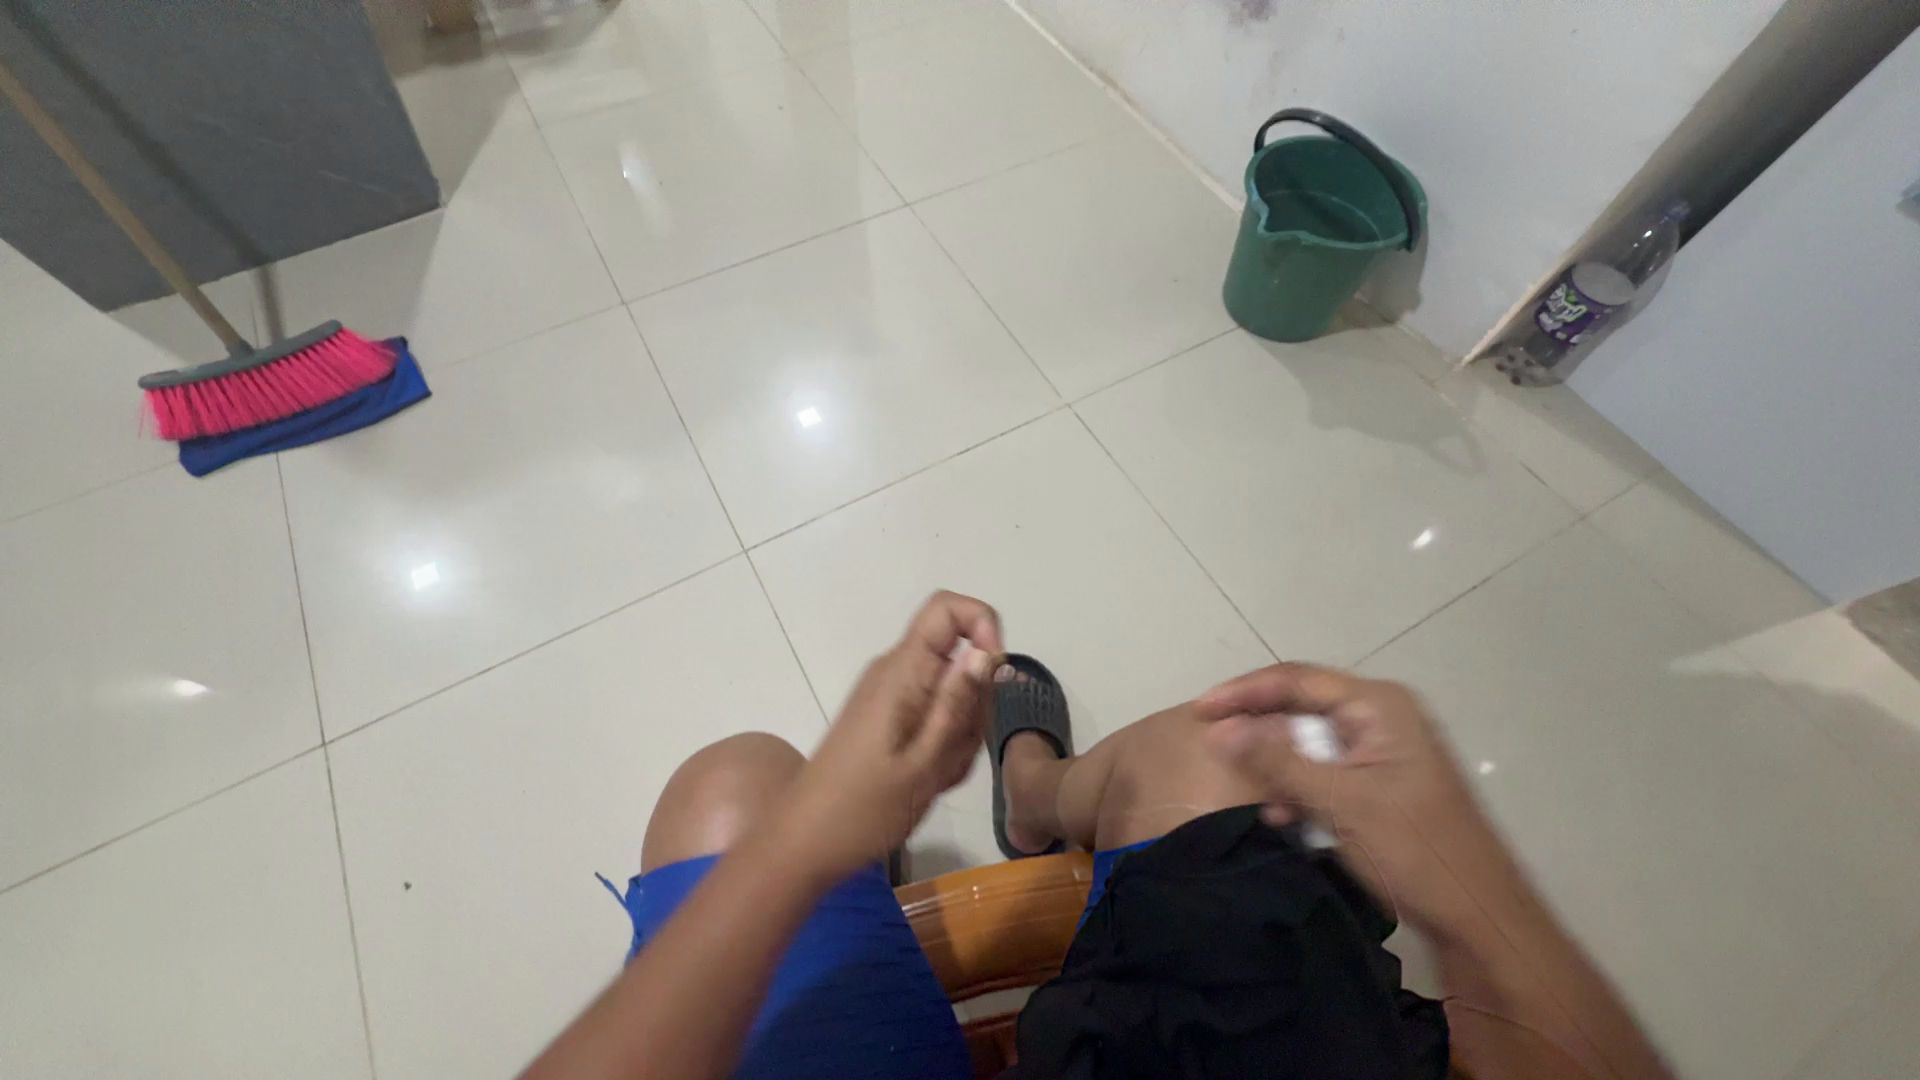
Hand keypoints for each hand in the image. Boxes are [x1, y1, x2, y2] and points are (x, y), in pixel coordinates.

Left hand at [779, 591, 1003, 881]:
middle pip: (960, 657)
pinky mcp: (891, 716)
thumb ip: (958, 703)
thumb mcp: (925, 763)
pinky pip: (935, 714)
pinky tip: (929, 778)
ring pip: (954, 691)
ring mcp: (893, 694)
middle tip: (955, 752)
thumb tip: (986, 652)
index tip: (996, 674)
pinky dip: (944, 744)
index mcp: (902, 671)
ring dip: (961, 732)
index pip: (947, 608)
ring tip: (937, 773)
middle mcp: (896, 671)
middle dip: (976, 702)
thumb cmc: (864, 809)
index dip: (983, 625)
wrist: (804, 842)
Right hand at [1197, 663, 1512, 936]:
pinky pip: (1322, 768)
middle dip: (1255, 725)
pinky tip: (1276, 812)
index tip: (1200, 711)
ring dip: (1274, 760)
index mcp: (1379, 705)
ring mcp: (1380, 748)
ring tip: (1237, 778)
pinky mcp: (1377, 780)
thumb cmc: (1414, 850)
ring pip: (1308, 739)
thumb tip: (1219, 730)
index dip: (1243, 692)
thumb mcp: (1339, 801)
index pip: (1296, 680)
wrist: (1480, 919)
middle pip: (1300, 705)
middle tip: (1209, 737)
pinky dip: (1296, 785)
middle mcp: (1380, 716)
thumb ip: (1277, 760)